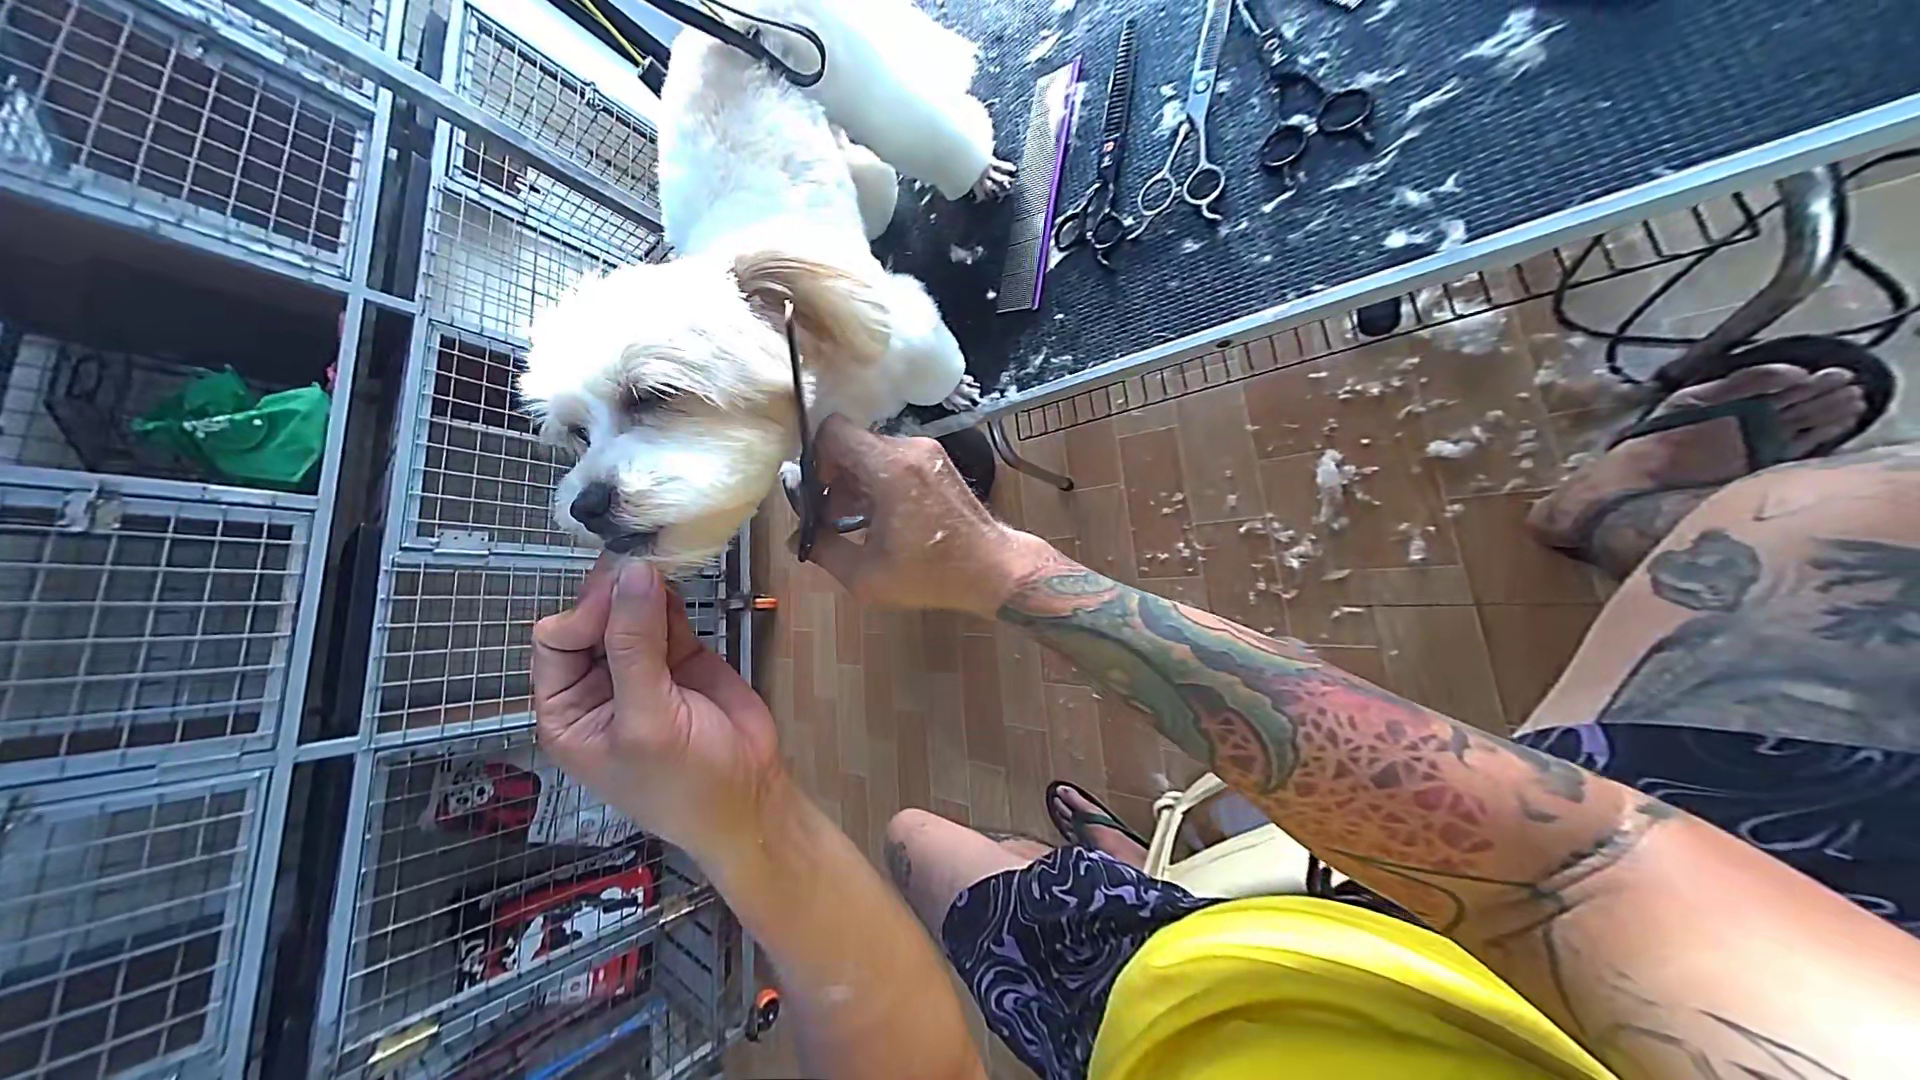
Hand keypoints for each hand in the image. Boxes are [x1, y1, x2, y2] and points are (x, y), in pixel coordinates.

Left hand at [532, 556, 783, 865]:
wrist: (751, 796)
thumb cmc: (685, 780)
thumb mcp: (648, 722)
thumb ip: (636, 647)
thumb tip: (634, 573)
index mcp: (568, 708)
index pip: (558, 641)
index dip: (586, 611)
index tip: (625, 589)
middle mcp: (599, 681)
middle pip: (593, 619)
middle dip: (614, 593)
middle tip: (646, 560)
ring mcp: (644, 665)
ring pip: (632, 611)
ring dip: (645, 588)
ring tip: (664, 561)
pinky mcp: (683, 655)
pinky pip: (669, 614)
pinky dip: (673, 595)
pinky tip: (679, 580)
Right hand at [803, 416, 1057, 616]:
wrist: (994, 569)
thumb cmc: (933, 575)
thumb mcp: (867, 576)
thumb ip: (823, 551)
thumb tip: (798, 540)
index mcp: (890, 467)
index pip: (833, 430)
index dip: (815, 458)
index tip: (815, 493)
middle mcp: (909, 448)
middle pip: (852, 443)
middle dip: (834, 476)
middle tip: (830, 514)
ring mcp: (928, 453)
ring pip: (873, 452)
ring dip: (856, 482)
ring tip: (855, 521)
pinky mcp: (939, 463)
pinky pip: (895, 460)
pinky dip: (879, 482)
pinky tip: (881, 518)